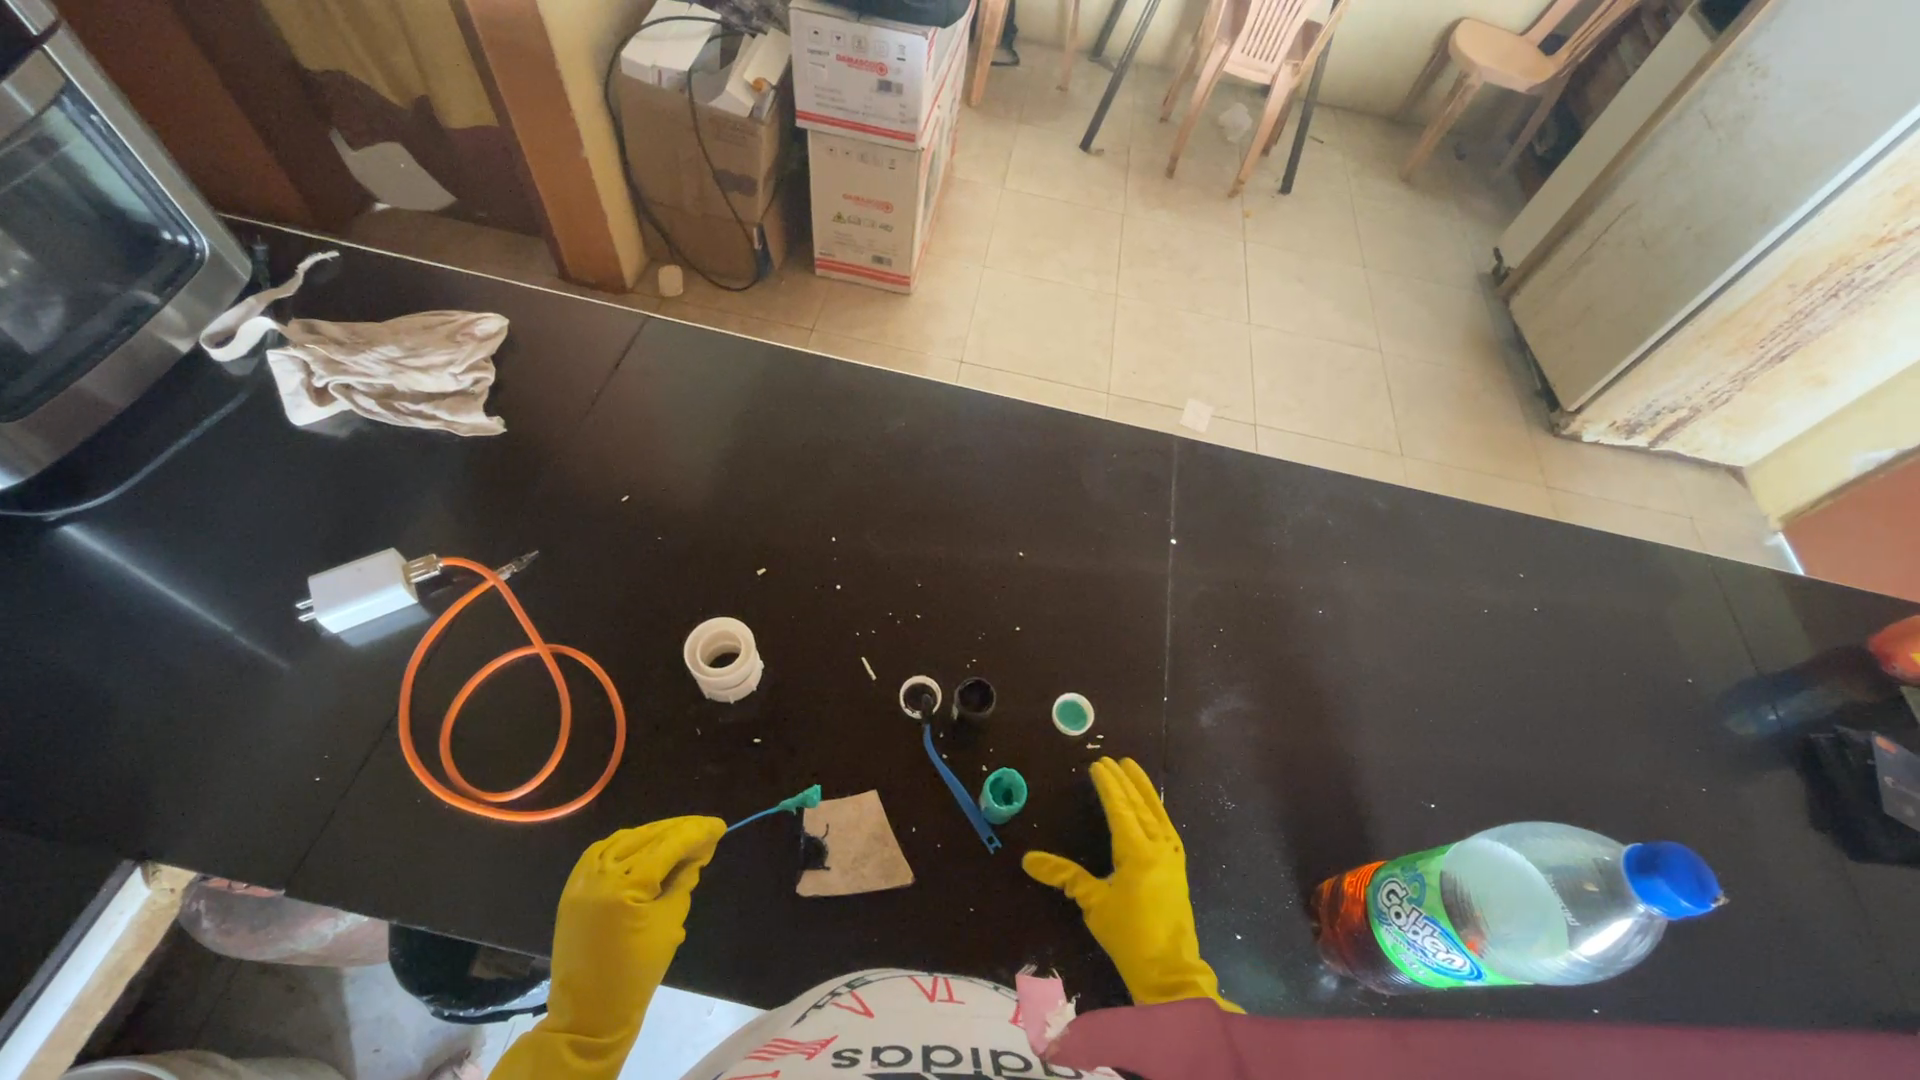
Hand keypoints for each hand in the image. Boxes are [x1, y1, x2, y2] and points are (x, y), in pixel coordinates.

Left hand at [546, 816, 725, 1039]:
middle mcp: (600, 875)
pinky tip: (645, 845)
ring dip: (654, 834)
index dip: (696, 832)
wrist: (588, 1013)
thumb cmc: (636, 974)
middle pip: (646, 836)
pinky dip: (627, 843)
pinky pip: (601, 851)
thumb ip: (683, 882)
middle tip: (706, 829)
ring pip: (623, 839)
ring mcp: (581, 880)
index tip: (719, 826)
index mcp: (625, 886)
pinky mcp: (572, 888)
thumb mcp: (670, 925)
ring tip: (680, 835)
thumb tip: (696, 854)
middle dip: (678, 829)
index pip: (668, 845)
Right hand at [1023, 758, 1239, 1010]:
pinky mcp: (1177, 868)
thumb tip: (1027, 859)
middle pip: (1139, 805)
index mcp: (1137, 851)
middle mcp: (1158, 846)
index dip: (1108, 785)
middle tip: (1113, 759)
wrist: (1169, 970)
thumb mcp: (1093, 903)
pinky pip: (1166, 827)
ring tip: (1133, 768)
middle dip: (1125, 781)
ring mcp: (1172, 857)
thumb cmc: (1128, 935)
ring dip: (1144, 789)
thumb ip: (1064, 876)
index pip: (1120, 808)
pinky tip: (1152, 807)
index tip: (1098, 764)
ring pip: (1157, 813)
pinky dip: (1156, 809)